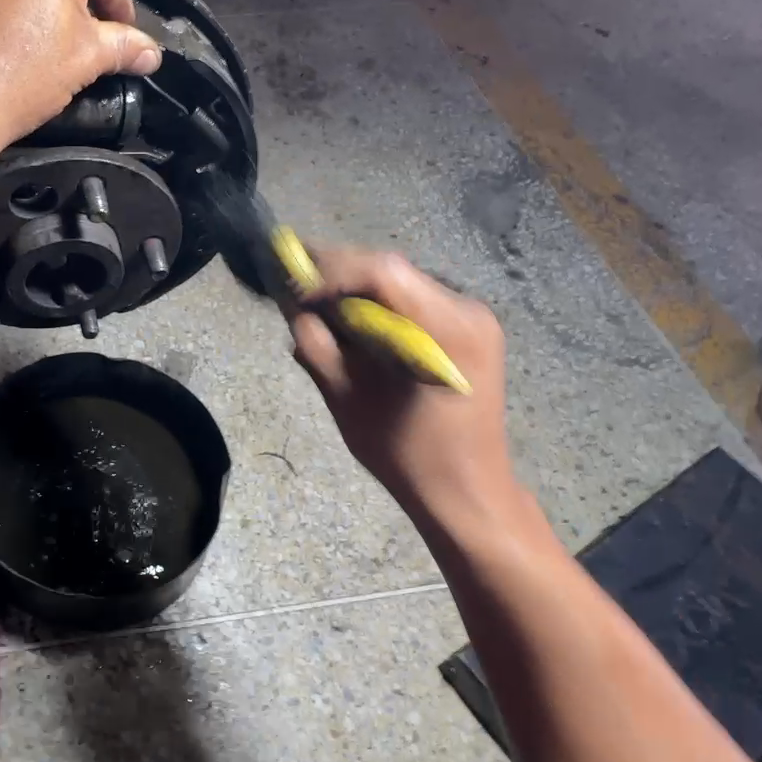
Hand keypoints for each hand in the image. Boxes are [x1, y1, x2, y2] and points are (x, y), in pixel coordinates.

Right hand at [289, 250, 542, 548]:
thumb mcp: (349, 402)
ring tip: (313, 301)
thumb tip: (291, 306)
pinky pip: (412, 299)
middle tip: (291, 283)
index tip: (289, 285)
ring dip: (354, 288)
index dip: (328, 270)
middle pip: (391, 270)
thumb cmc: (408, 456)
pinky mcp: (466, 328)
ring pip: (399, 281)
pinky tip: (349, 320)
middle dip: (337, 274)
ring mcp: (472, 316)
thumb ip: (317, 348)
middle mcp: (467, 309)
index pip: (382, 272)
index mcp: (447, 328)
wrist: (467, 491)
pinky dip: (376, 304)